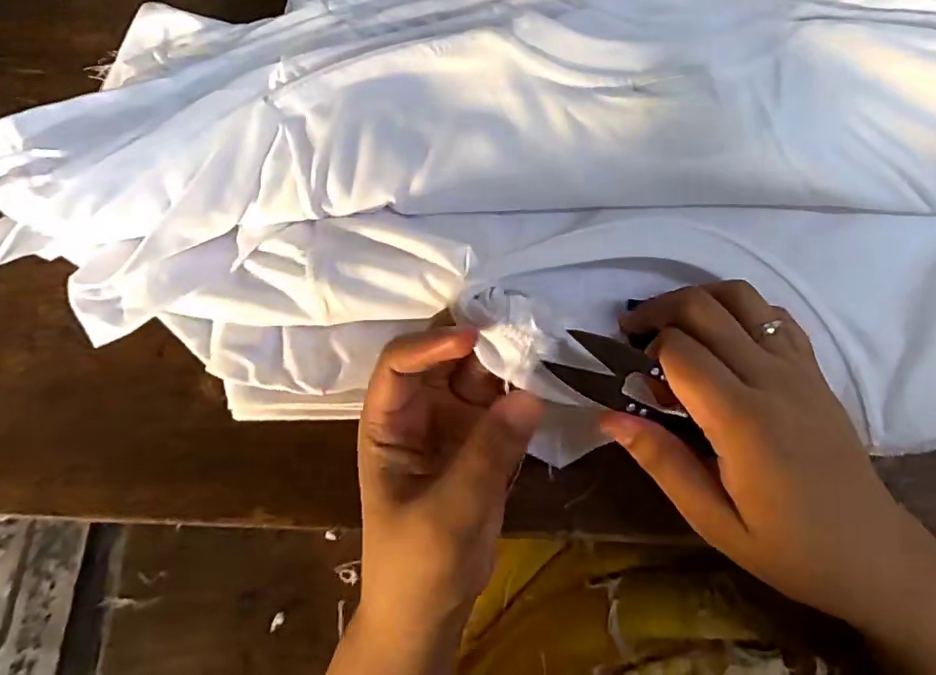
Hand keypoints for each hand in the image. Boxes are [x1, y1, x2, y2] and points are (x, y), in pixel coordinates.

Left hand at [329, 327, 542, 674]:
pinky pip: (502, 397)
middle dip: (478, 338)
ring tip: (542, 343)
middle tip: (519, 324)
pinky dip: (523, 384)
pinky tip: (547, 373)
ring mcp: (452, 419)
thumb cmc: (418, 564)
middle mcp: (419, 409)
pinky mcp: (482, 434)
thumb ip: (488, 453)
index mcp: (388, 422)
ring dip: (506, 356)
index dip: (432, 343)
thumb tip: (530, 395)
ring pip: (477, 370)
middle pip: (444, 356)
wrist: (431, 611)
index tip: (473, 338)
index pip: (399, 363)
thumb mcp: (449, 513)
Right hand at [601, 283, 935, 673]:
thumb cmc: (788, 547)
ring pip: (739, 295)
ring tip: (675, 325)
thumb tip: (607, 416)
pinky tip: (725, 336)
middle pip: (703, 307)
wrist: (871, 552)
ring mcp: (797, 365)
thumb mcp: (714, 521)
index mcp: (742, 420)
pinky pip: (773, 314)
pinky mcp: (813, 366)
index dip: (646, 350)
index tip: (633, 374)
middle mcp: (770, 378)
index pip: (679, 349)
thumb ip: (662, 461)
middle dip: (658, 310)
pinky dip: (740, 309)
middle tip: (634, 335)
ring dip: (698, 298)